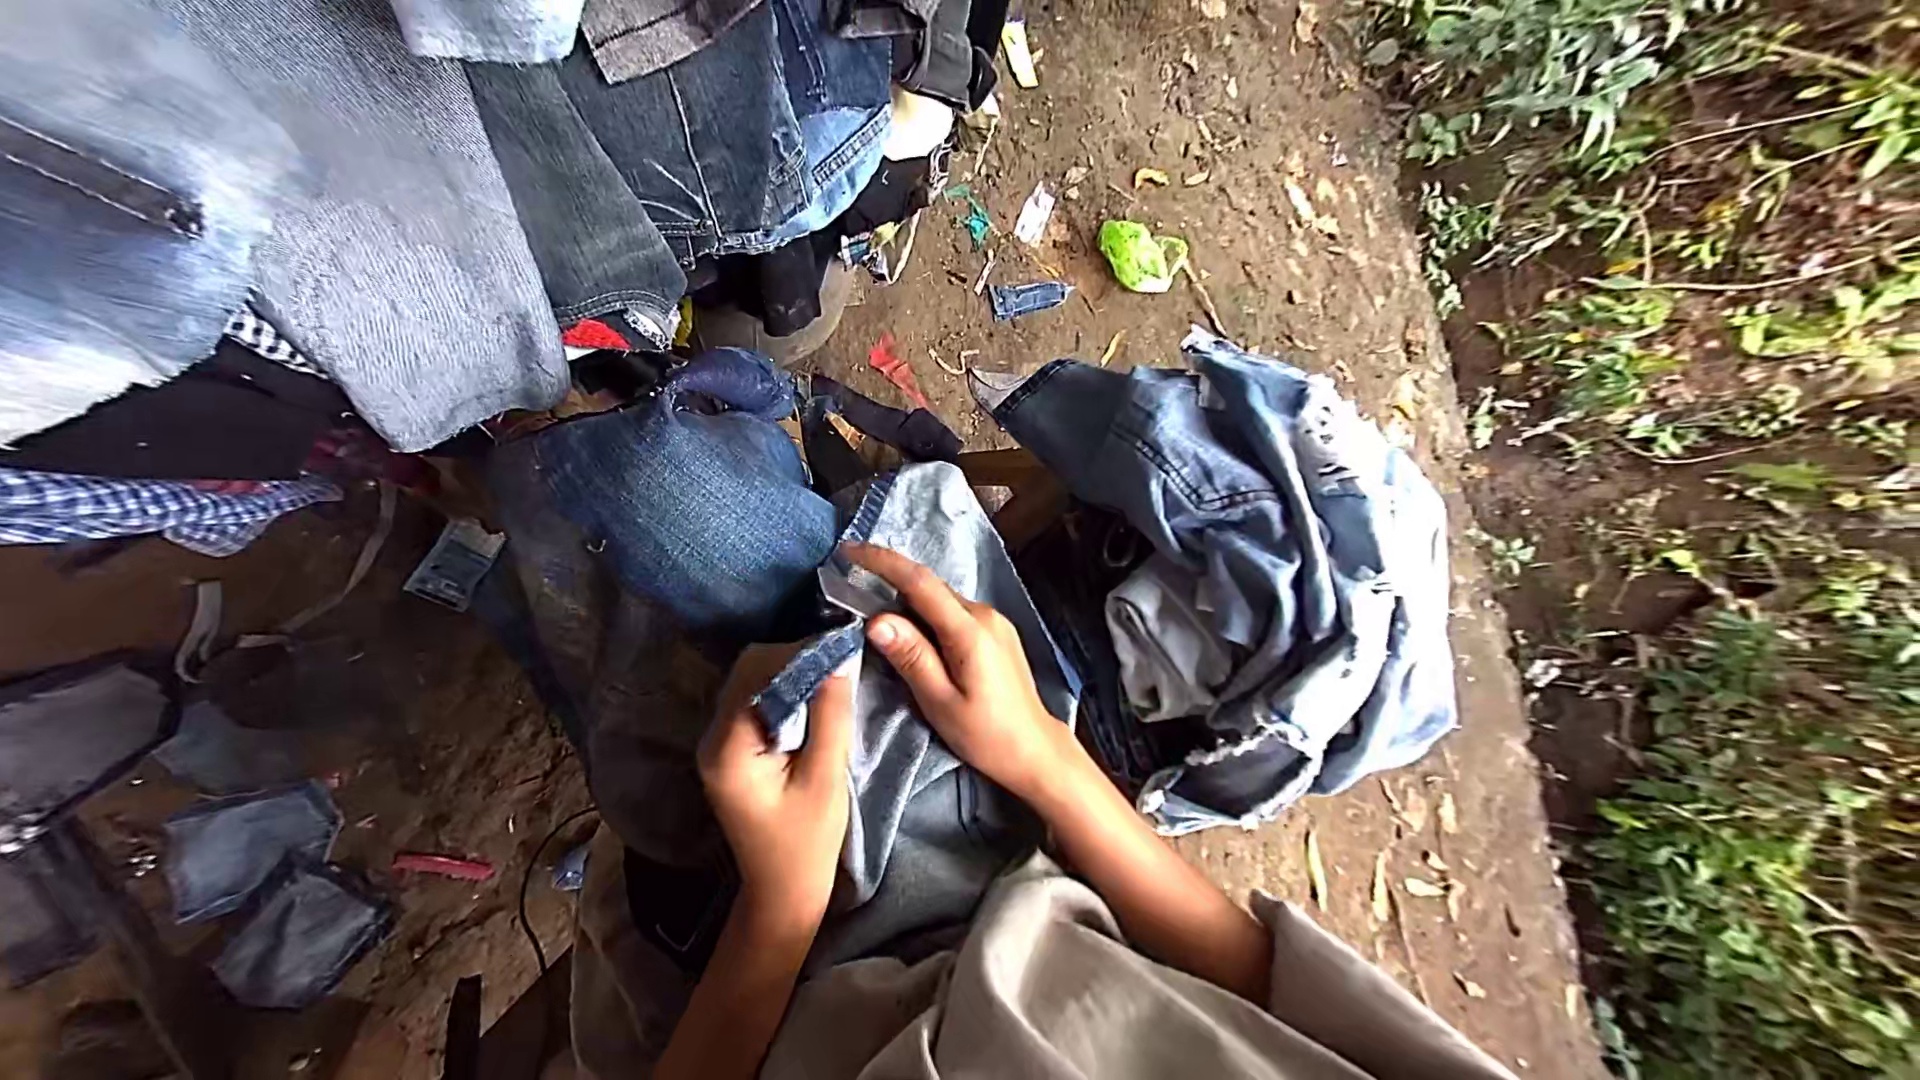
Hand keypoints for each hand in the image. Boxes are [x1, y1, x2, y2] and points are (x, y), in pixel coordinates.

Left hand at [697, 645, 852, 934]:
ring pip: (750, 681)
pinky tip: (812, 693)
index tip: (838, 649)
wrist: (782, 891)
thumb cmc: (807, 842)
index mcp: (728, 749)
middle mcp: (712, 739)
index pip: (756, 676)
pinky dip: (783, 688)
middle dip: (793, 658)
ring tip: (829, 673)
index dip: (797, 656)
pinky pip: (754, 699)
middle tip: (837, 660)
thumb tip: (838, 659)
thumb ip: (830, 716)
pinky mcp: (731, 748)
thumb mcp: (826, 777)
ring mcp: (717, 743)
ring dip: (789, 671)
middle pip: (748, 672)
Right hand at [844, 542, 1081, 804]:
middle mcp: (984, 614)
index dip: (883, 562)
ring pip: (941, 598)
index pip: (920, 582)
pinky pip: (953, 610)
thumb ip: (910, 657)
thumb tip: (875, 620)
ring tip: (874, 611)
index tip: (850, 551)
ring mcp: (994, 620)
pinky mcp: (996, 630)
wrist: (1035, 749)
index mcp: (970, 630)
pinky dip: (926, 612)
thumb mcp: (939, 702)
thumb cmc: (986, 734)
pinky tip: (911, 630)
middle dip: (889, 579)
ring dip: (907, 599)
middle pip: (930, 586)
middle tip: (851, 584)